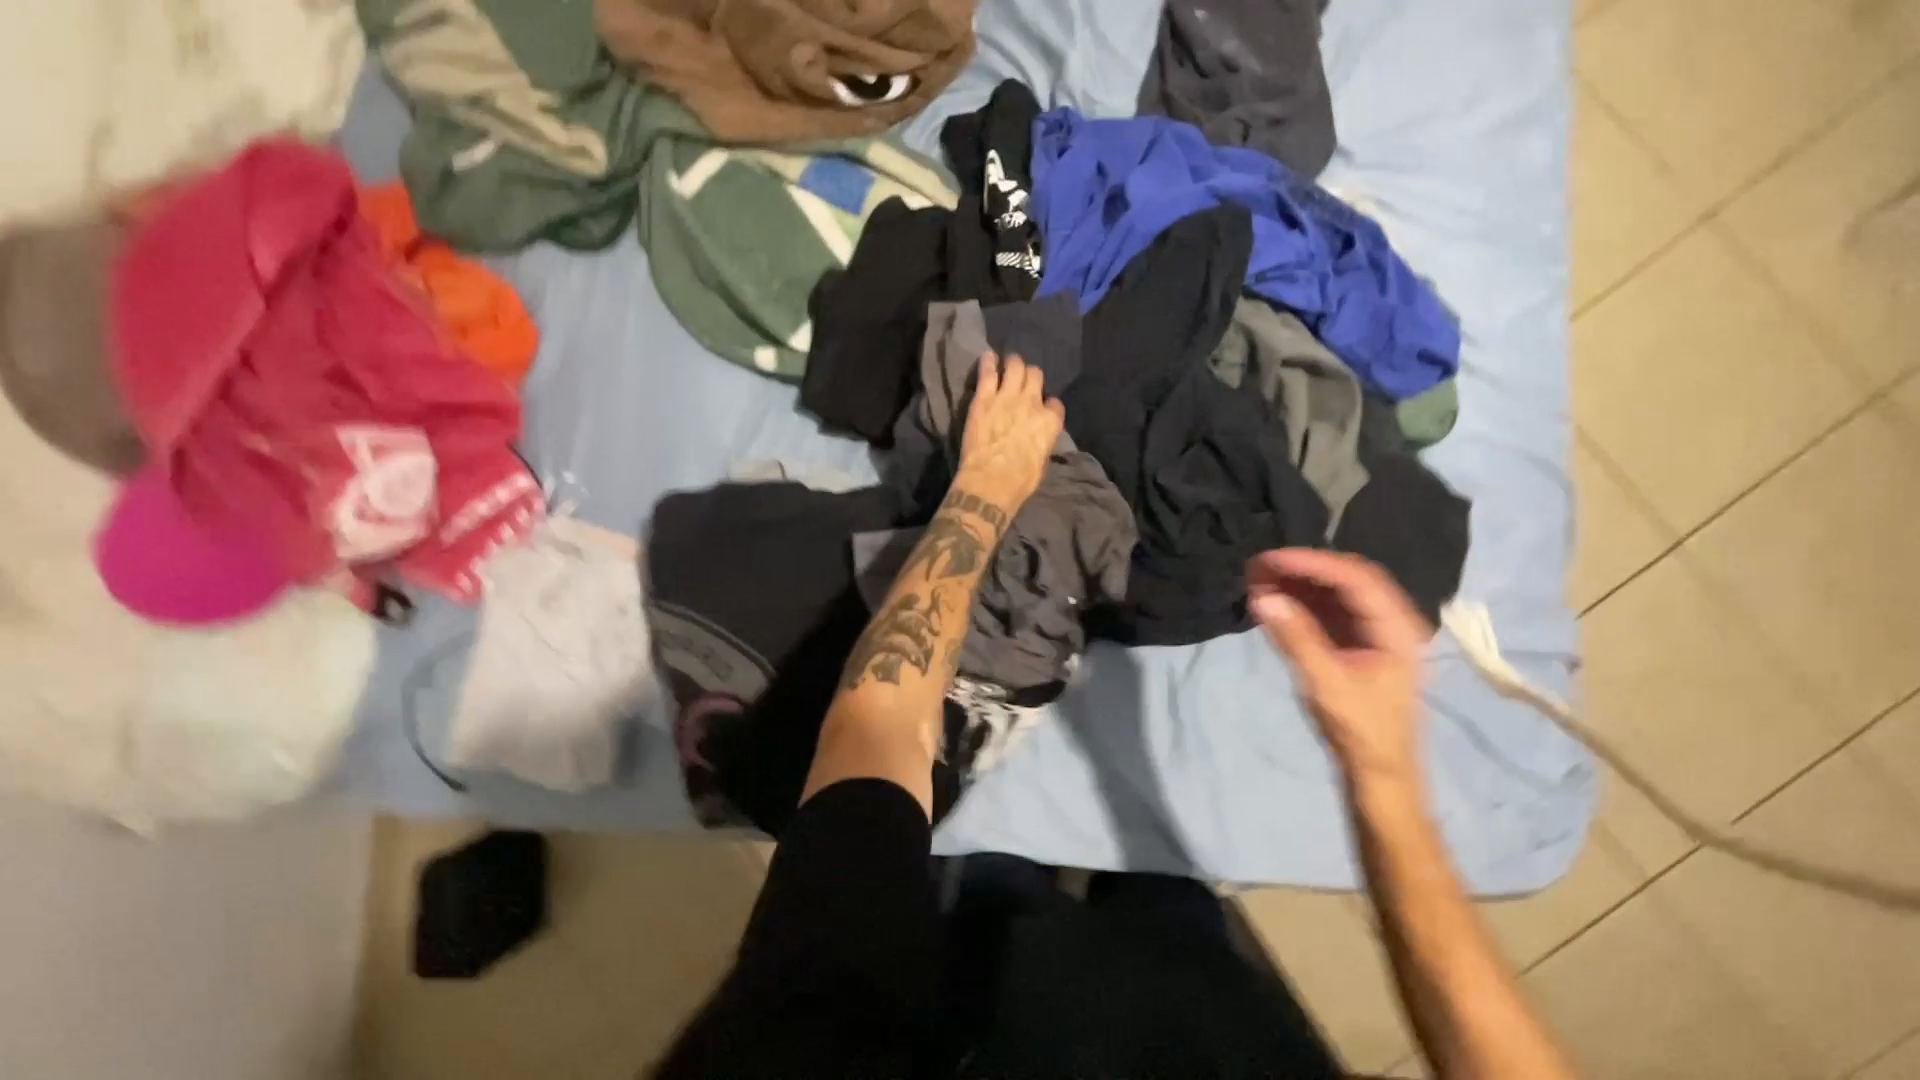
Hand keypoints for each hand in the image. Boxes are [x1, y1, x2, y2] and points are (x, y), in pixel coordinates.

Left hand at [955, 351, 1064, 511]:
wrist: (991, 481)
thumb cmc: (1020, 481)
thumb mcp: (1042, 462)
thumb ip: (1041, 442)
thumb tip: (1037, 438)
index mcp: (1050, 422)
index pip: (1054, 403)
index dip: (1047, 404)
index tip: (1040, 408)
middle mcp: (1032, 403)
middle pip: (1036, 376)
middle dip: (1031, 375)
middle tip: (1022, 378)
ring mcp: (1008, 397)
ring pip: (1016, 366)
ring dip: (1013, 363)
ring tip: (1008, 364)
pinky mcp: (984, 397)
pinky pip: (988, 372)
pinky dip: (989, 362)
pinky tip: (987, 357)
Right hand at [1248, 549, 1426, 788]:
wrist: (1379, 771)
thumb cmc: (1361, 730)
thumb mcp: (1326, 684)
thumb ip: (1296, 638)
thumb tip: (1263, 598)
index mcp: (1396, 628)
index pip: (1355, 579)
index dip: (1313, 563)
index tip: (1273, 559)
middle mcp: (1390, 622)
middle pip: (1346, 580)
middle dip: (1303, 569)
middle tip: (1259, 565)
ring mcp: (1373, 632)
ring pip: (1335, 594)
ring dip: (1299, 583)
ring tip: (1258, 577)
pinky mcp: (1356, 644)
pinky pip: (1328, 611)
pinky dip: (1301, 602)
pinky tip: (1273, 600)